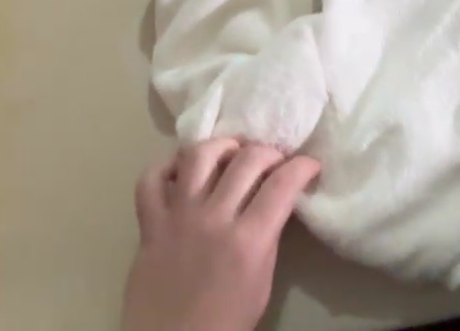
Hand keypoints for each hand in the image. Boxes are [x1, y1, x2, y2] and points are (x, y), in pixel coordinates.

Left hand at [122, 138, 320, 330]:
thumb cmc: (225, 325)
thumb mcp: (261, 283)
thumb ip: (267, 237)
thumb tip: (276, 201)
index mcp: (247, 242)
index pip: (283, 184)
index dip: (303, 166)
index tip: (309, 166)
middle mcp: (213, 220)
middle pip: (247, 159)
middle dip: (270, 152)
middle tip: (275, 162)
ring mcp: (178, 218)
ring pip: (199, 156)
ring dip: (223, 146)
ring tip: (232, 154)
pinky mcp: (149, 226)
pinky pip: (150, 179)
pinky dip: (167, 165)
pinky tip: (184, 170)